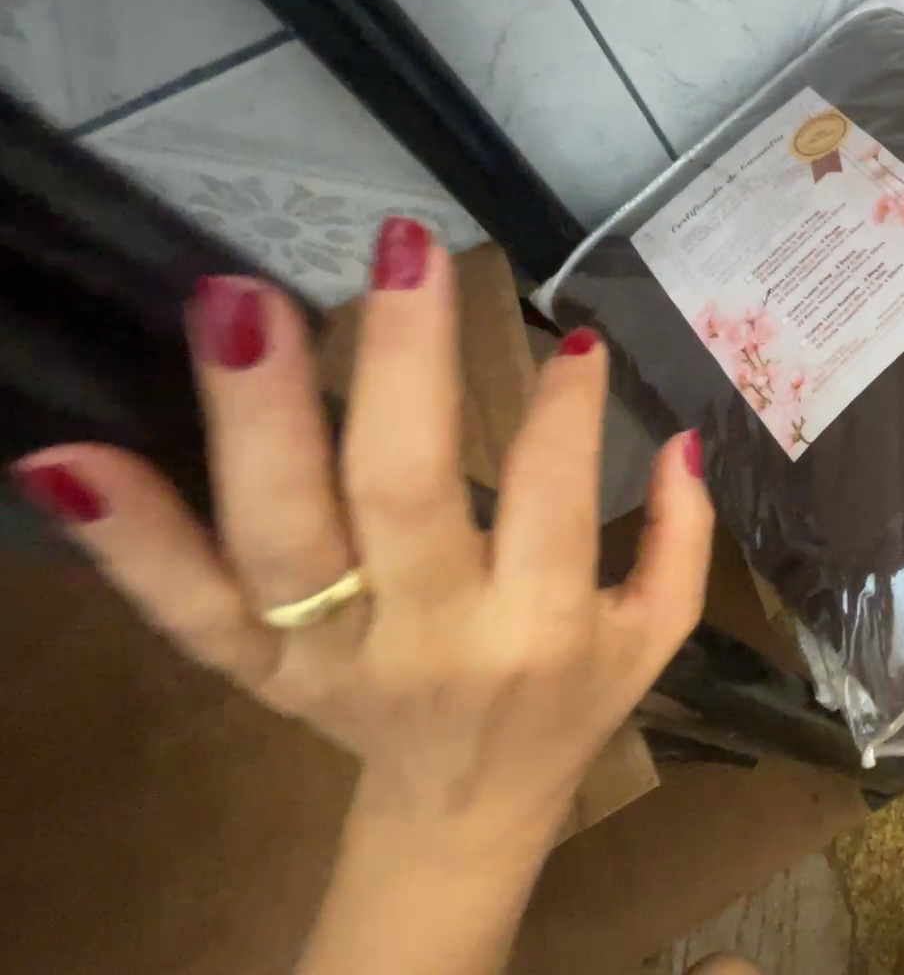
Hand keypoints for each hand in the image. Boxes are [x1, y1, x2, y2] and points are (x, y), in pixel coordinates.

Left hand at [9, 218, 711, 849]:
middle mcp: (436, 634)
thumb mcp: (663, 630)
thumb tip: (682, 438)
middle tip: (405, 254)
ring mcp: (330, 653)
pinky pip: (184, 610)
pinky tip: (66, 458)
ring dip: (256, 416)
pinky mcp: (257, 668)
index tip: (575, 339)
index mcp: (546, 625)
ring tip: (244, 298)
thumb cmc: (580, 701)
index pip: (556, 496)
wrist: (470, 803)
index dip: (567, 410)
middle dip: (402, 364)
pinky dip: (127, 541)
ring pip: (282, 535)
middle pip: (402, 491)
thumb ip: (684, 536)